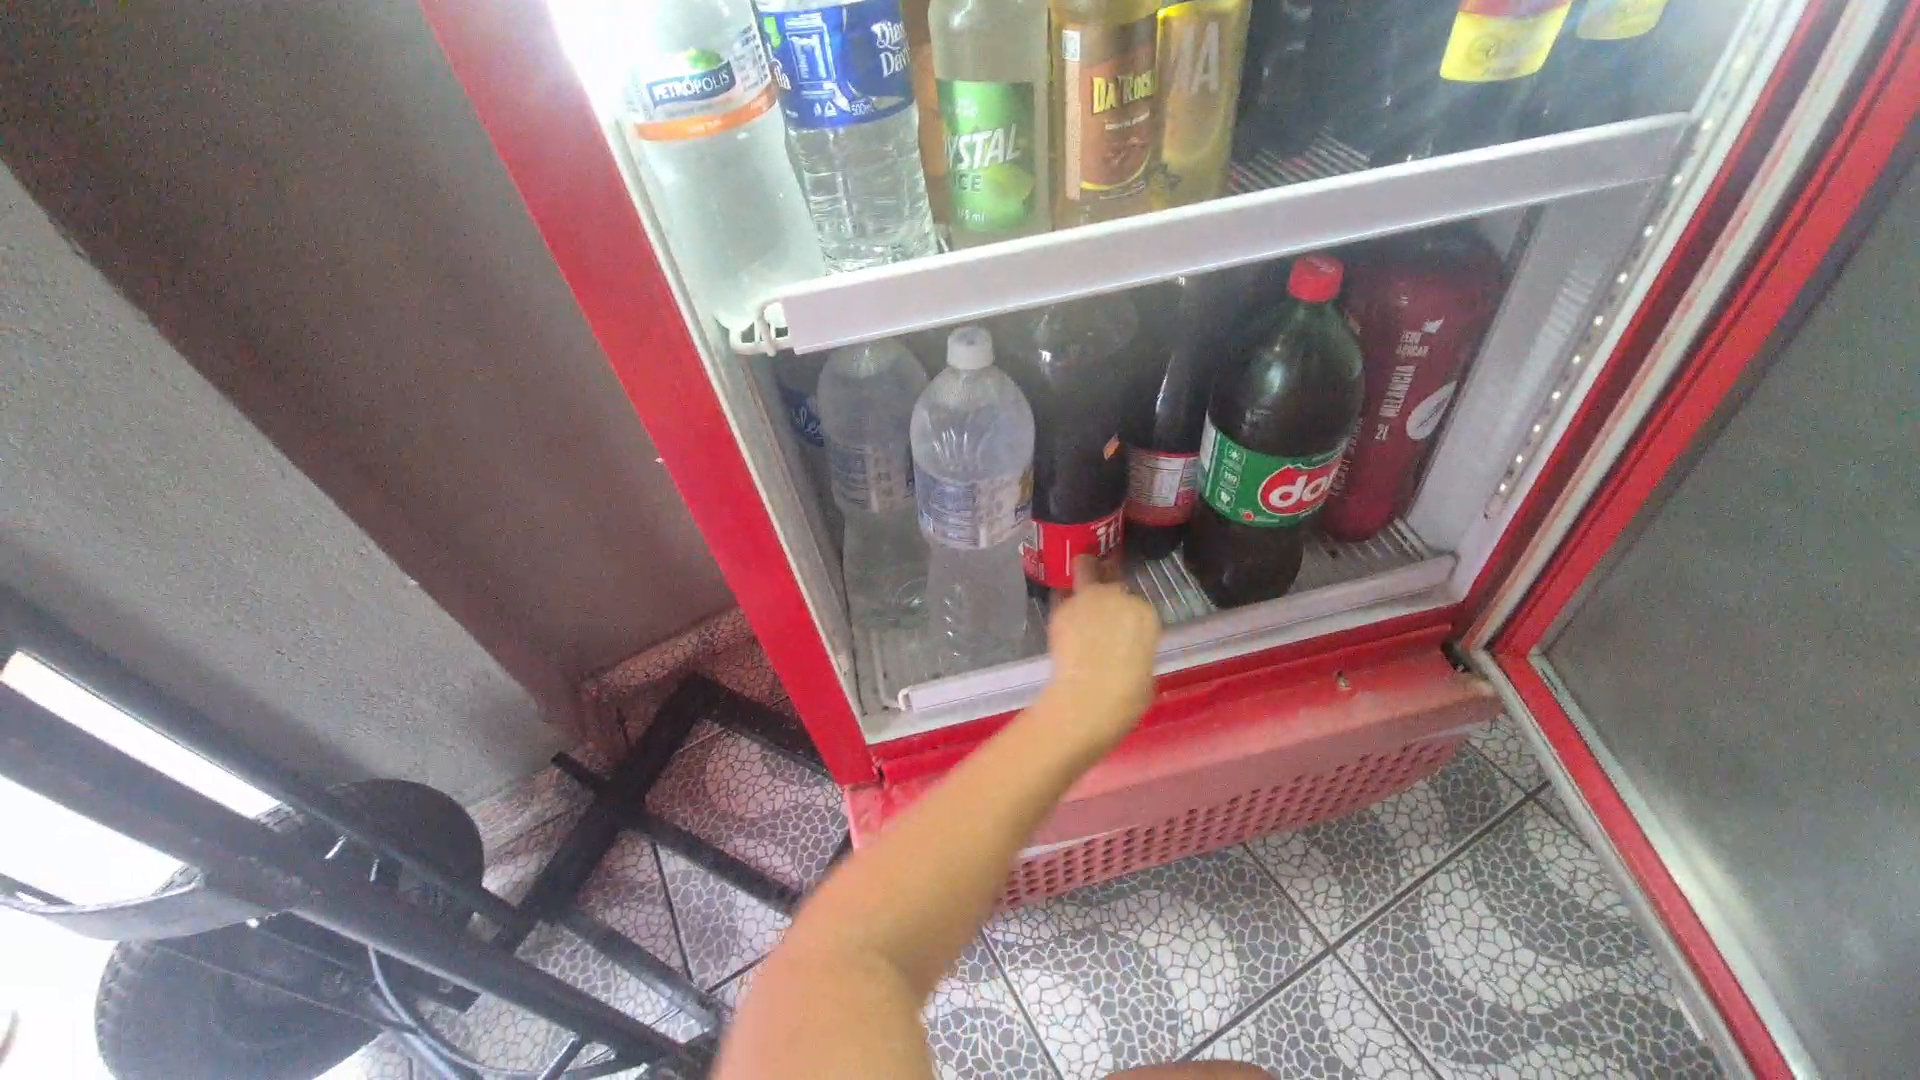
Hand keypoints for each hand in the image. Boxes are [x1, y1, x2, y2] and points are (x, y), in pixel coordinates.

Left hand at [1042, 555, 1161, 749]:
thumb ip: (1135, 649)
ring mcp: (1088, 597)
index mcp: (1145, 614)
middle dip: (1104, 590)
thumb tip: (1124, 653)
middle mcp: (1119, 597)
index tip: (1118, 626)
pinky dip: (1062, 609)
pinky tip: (1060, 625)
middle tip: (1096, 605)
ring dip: (1081, 586)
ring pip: (1084, 574)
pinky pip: (1062, 599)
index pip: (1135, 602)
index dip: (1124, 613)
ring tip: (1075, 603)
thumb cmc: (1128, 693)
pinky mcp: (1062, 606)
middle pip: (1111, 581)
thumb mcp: (1144, 669)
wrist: (1092, 694)